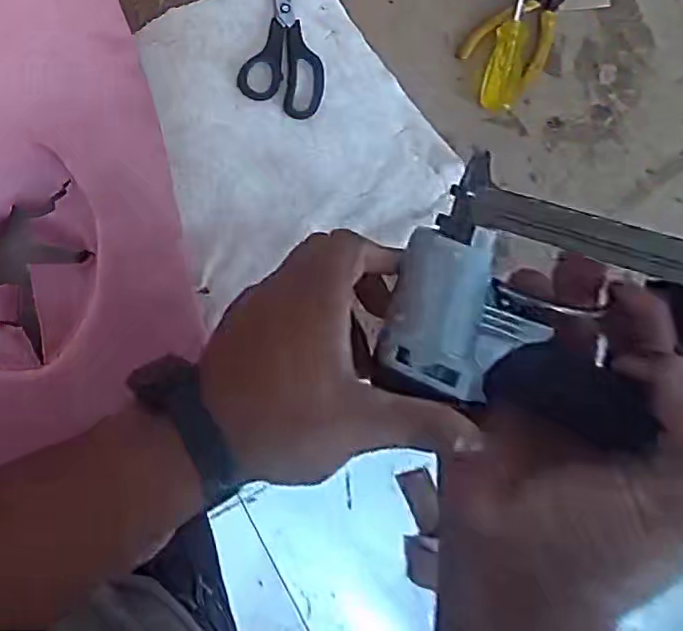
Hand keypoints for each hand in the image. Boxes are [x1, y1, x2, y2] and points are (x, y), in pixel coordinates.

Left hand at [199, 230, 481, 485]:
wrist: (207, 435)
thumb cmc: (286, 420)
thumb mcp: (360, 424)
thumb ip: (419, 421)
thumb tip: (475, 436)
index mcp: (312, 295)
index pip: (348, 246)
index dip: (383, 257)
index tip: (411, 288)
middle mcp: (283, 286)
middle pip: (327, 256)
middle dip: (365, 279)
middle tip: (391, 318)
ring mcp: (258, 301)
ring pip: (305, 277)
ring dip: (340, 301)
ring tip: (366, 356)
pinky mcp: (244, 320)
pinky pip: (286, 299)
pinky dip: (313, 315)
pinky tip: (328, 368)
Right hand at [435, 255, 682, 630]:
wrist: (514, 569)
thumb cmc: (605, 544)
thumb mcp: (681, 507)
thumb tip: (678, 365)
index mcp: (645, 430)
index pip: (655, 363)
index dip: (649, 328)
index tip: (630, 299)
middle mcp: (593, 405)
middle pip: (598, 338)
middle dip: (594, 297)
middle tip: (579, 268)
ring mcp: (536, 396)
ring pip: (544, 333)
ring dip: (543, 300)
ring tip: (534, 277)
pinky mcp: (487, 392)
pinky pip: (492, 345)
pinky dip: (492, 316)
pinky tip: (490, 297)